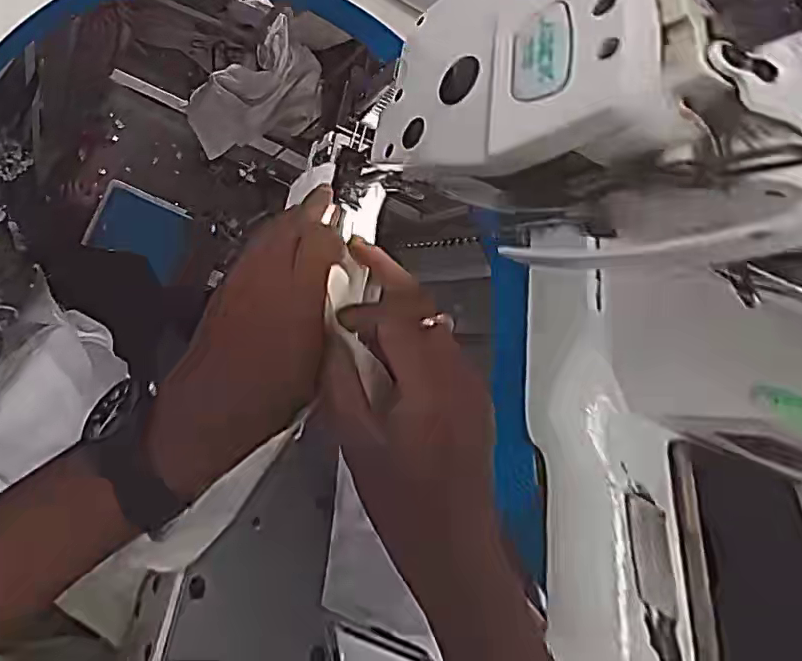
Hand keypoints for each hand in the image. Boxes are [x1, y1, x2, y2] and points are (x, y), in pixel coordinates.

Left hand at [146, 186, 343, 496]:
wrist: (210, 404)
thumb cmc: (263, 394)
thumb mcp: (318, 360)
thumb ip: (331, 316)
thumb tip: (340, 294)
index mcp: (298, 293)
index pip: (320, 239)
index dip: (336, 229)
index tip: (344, 227)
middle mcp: (268, 277)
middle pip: (291, 224)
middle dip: (312, 208)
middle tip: (326, 199)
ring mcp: (243, 277)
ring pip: (268, 230)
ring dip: (289, 219)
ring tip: (303, 214)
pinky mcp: (226, 284)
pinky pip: (253, 246)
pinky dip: (269, 237)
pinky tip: (276, 244)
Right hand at [324, 239, 548, 660]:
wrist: (456, 549)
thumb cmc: (409, 508)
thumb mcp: (357, 444)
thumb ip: (341, 383)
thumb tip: (331, 343)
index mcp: (429, 384)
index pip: (395, 319)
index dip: (360, 311)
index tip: (336, 320)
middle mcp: (456, 375)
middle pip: (422, 307)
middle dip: (389, 276)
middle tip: (362, 251)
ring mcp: (468, 385)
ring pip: (432, 324)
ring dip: (398, 307)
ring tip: (367, 299)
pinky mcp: (470, 397)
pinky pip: (439, 348)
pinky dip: (411, 335)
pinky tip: (387, 347)